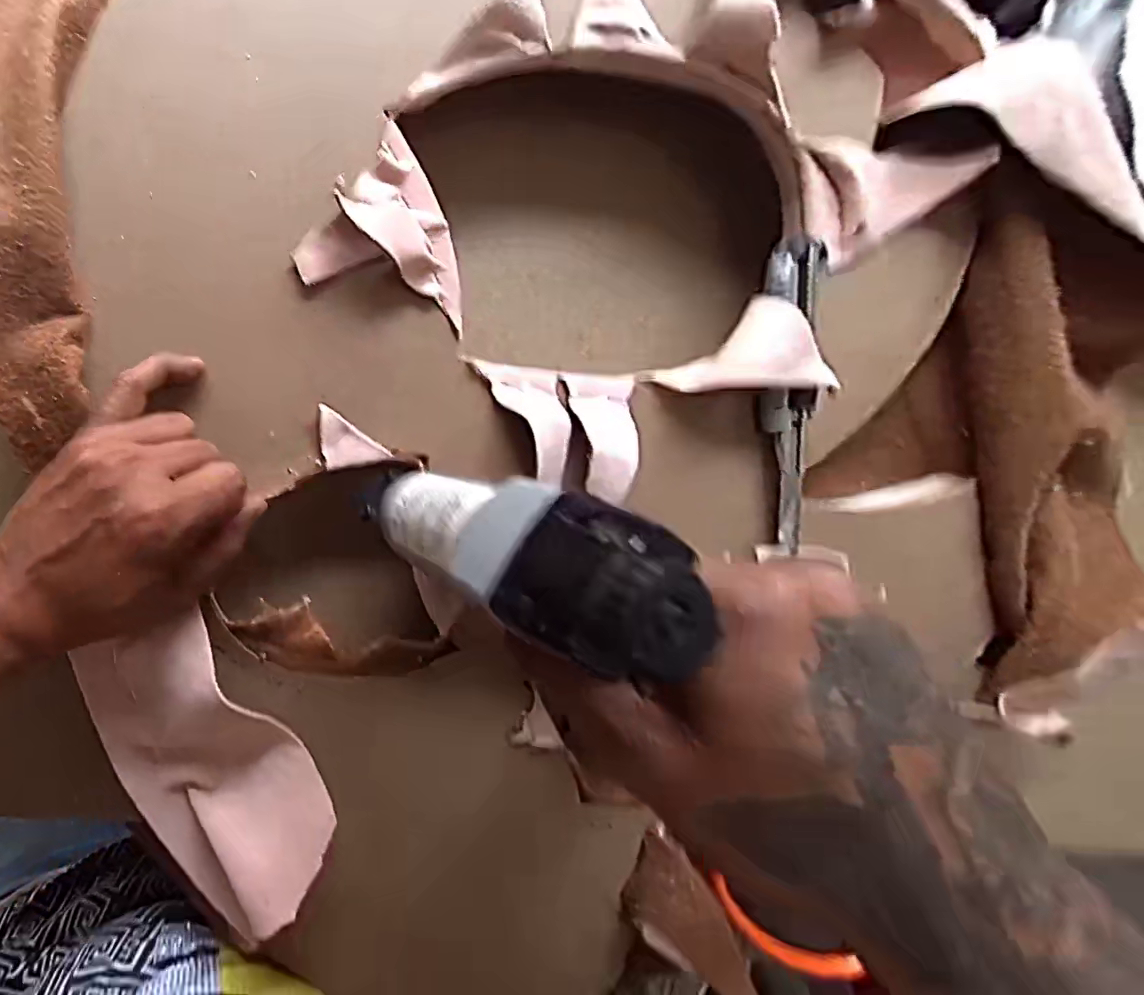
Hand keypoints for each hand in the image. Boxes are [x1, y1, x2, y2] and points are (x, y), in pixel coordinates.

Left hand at [0, 353, 265, 660]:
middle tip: (180, 516)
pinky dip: (165, 372)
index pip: (230, 481)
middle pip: (207, 454)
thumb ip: (223, 549)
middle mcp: (138, 470)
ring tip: (163, 484)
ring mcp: (108, 445)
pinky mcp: (85, 436)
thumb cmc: (98, 606)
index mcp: (162, 516)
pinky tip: (192, 370)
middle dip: (205, 484)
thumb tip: (254, 502)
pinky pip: (133, 386)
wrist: (18, 592)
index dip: (226, 505)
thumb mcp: (171, 599)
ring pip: (180, 428)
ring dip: (184, 455)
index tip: (206, 525)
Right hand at [515, 560, 1143, 993]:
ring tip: (699, 706)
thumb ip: (575, 682)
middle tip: (642, 696)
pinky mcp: (875, 622)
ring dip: (691, 639)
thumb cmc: (787, 827)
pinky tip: (755, 705)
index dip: (584, 610)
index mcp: (742, 602)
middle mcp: (800, 578)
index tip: (572, 649)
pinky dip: (741, 644)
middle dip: (641, 631)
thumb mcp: (651, 762)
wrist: (956, 897)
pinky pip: (770, 611)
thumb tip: (513, 623)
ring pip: (717, 597)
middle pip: (669, 585)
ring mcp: (848, 597)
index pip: (620, 571)